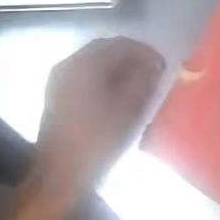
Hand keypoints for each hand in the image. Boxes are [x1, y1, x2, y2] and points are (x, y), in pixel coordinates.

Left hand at [29, 38, 164, 212]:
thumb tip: (152, 65)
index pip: (120, 44)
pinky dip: (103, 77)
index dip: (145, 51)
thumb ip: (143, 80)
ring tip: (138, 82)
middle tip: (152, 72)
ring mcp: (58, 79)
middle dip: (131, 57)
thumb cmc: (97, 141)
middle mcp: (68, 64)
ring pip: (93, 62)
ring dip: (117, 67)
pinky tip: (116, 93)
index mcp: (84, 64)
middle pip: (104, 49)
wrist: (58, 175)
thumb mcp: (128, 110)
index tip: (163, 65)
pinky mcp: (56, 95)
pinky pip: (84, 75)